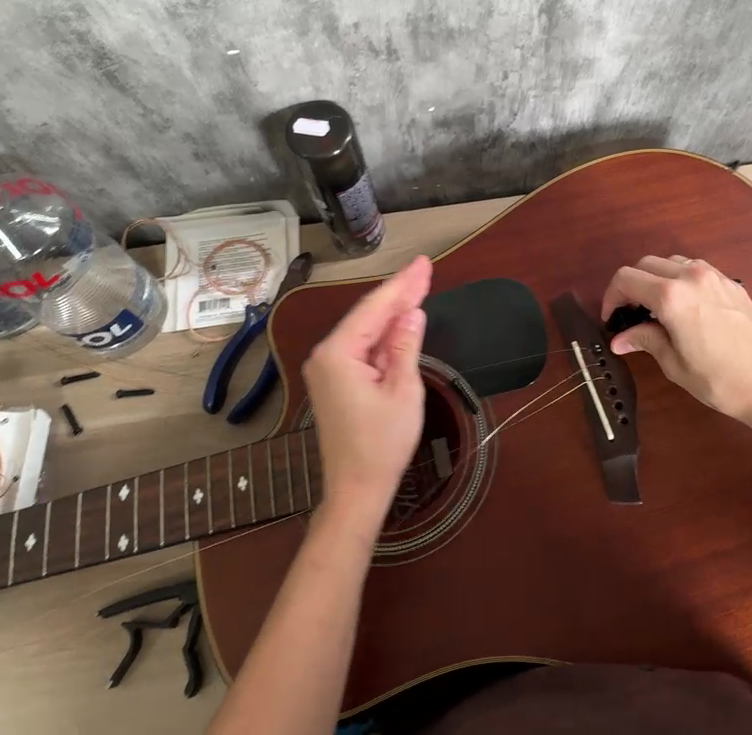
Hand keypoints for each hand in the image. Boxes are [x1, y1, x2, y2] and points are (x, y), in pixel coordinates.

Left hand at [302, 257, 431, 519]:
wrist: (356, 489)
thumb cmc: (382, 443)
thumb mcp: (403, 391)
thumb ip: (406, 346)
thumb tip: (412, 313)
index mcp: (338, 353)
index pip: (375, 308)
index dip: (402, 284)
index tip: (423, 262)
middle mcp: (326, 355)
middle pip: (368, 315)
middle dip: (399, 293)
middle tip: (425, 268)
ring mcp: (327, 369)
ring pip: (365, 330)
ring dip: (393, 312)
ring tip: (419, 285)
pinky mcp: (334, 381)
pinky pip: (362, 348)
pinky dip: (384, 334)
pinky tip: (401, 320)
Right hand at [601, 255, 751, 433]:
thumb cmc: (722, 381)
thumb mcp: (676, 365)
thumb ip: (646, 341)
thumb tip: (619, 339)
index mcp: (672, 297)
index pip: (626, 279)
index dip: (611, 297)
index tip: (611, 319)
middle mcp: (691, 276)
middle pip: (646, 265)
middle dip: (631, 286)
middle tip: (628, 316)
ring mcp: (714, 276)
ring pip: (671, 262)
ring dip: (655, 279)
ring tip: (655, 311)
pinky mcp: (731, 283)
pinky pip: (694, 269)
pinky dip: (679, 280)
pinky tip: (684, 308)